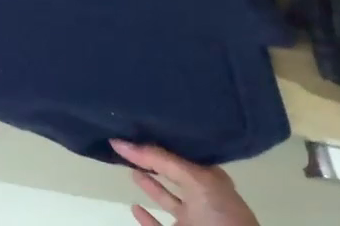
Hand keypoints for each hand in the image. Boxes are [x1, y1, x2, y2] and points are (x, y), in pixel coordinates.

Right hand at [112, 140, 259, 225]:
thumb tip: (118, 141)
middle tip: (126, 142)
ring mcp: (192, 221)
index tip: (136, 124)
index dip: (161, 139)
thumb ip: (159, 159)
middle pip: (173, 174)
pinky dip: (146, 218)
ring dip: (149, 186)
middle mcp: (203, 199)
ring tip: (129, 170)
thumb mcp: (196, 180)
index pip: (183, 154)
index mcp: (212, 182)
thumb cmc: (221, 217)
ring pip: (167, 199)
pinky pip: (159, 225)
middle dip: (152, 160)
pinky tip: (134, 207)